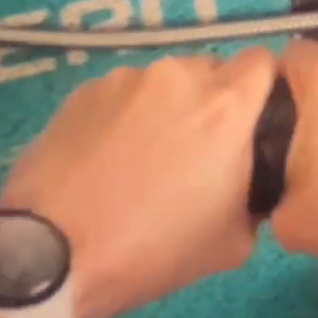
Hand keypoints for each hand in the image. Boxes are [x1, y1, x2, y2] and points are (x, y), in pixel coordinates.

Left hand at [0, 48, 277, 317]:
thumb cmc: (155, 248)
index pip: (263, 60)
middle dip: (215, 98)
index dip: (264, 86)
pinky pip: (124, 92)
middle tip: (201, 146)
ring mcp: (126, 79)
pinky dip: (128, 114)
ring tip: (147, 153)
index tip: (256, 118)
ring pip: (167, 80)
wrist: (53, 257)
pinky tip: (109, 156)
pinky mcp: (83, 90)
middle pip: (214, 68)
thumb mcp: (235, 238)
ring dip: (170, 105)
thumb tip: (253, 180)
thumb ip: (258, 192)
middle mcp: (179, 77)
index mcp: (226, 107)